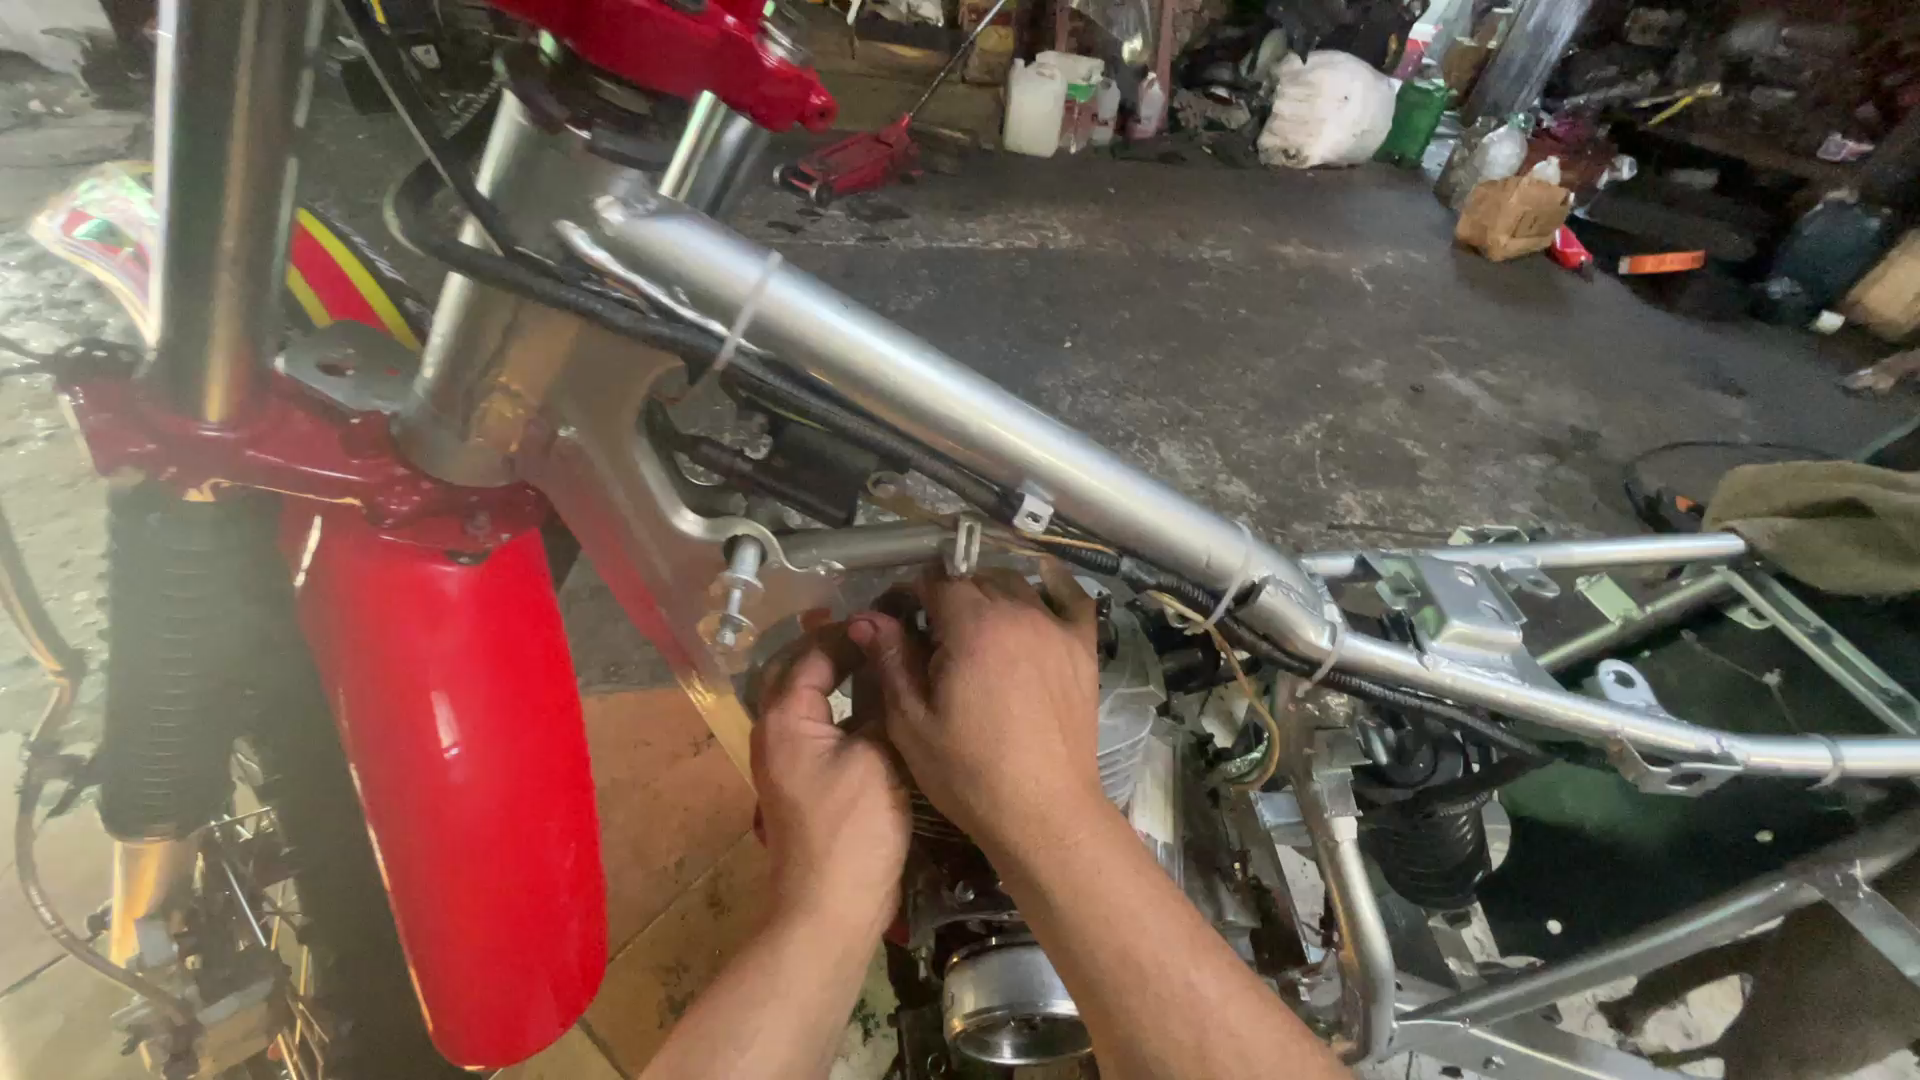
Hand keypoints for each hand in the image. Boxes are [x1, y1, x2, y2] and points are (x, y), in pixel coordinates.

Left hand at [750, 623, 910, 934]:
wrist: (828, 909)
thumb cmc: (854, 829)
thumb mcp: (879, 757)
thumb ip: (882, 701)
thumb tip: (892, 658)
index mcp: (785, 717)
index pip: (814, 652)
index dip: (852, 632)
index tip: (892, 619)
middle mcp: (773, 730)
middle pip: (796, 668)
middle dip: (833, 645)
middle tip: (877, 630)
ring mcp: (783, 756)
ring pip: (803, 696)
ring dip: (834, 673)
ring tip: (877, 656)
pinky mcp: (799, 777)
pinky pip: (814, 722)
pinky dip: (839, 704)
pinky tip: (872, 703)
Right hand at [847, 562, 1106, 856]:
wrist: (1044, 812)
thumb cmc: (969, 773)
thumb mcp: (911, 722)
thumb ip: (890, 661)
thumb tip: (867, 617)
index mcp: (973, 627)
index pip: (936, 583)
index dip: (911, 595)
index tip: (898, 617)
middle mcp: (1018, 613)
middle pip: (976, 579)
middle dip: (948, 593)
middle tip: (931, 629)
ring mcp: (1056, 628)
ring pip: (1017, 585)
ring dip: (990, 592)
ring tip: (974, 624)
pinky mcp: (1083, 649)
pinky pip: (1072, 599)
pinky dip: (1054, 586)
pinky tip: (1040, 587)